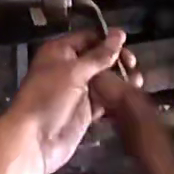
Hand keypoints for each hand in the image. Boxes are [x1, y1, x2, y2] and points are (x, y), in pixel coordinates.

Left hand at [3, 29, 137, 173]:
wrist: (35, 140)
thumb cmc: (49, 97)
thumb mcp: (74, 72)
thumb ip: (99, 55)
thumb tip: (120, 33)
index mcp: (61, 51)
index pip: (89, 38)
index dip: (108, 40)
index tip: (128, 44)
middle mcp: (70, 67)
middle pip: (99, 58)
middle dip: (117, 61)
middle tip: (133, 66)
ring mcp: (79, 90)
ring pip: (104, 80)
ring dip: (120, 80)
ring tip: (138, 82)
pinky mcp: (86, 111)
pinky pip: (105, 100)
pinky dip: (117, 99)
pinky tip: (132, 97)